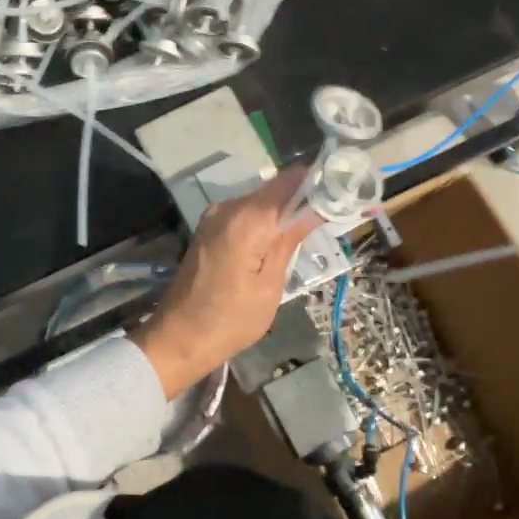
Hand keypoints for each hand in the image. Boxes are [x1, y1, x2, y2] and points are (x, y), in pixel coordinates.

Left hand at [132, 169, 322, 399]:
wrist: (179, 338)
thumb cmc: (230, 319)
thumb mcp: (270, 284)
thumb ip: (289, 240)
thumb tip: (315, 208)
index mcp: (245, 218)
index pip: (289, 181)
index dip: (316, 182)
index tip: (340, 193)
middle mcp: (227, 208)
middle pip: (273, 190)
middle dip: (301, 200)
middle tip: (329, 219)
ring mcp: (213, 218)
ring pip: (258, 204)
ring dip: (281, 214)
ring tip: (307, 235)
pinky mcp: (207, 231)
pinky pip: (243, 217)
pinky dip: (262, 224)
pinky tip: (277, 245)